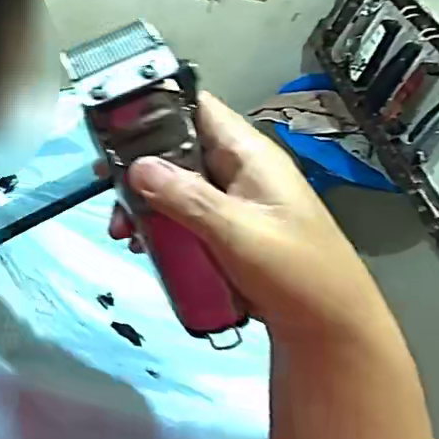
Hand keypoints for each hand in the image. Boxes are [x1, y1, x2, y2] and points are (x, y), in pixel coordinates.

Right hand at [110, 93, 391, 349]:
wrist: (332, 332)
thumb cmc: (295, 274)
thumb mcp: (237, 233)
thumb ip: (187, 198)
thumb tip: (137, 166)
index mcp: (249, 155)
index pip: (198, 108)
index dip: (156, 107)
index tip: (113, 125)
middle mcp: (238, 171)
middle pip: (178, 149)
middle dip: (140, 167)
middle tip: (107, 187)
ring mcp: (232, 202)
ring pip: (175, 186)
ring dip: (146, 203)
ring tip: (123, 231)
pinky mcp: (226, 232)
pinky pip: (183, 217)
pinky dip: (161, 227)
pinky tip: (143, 247)